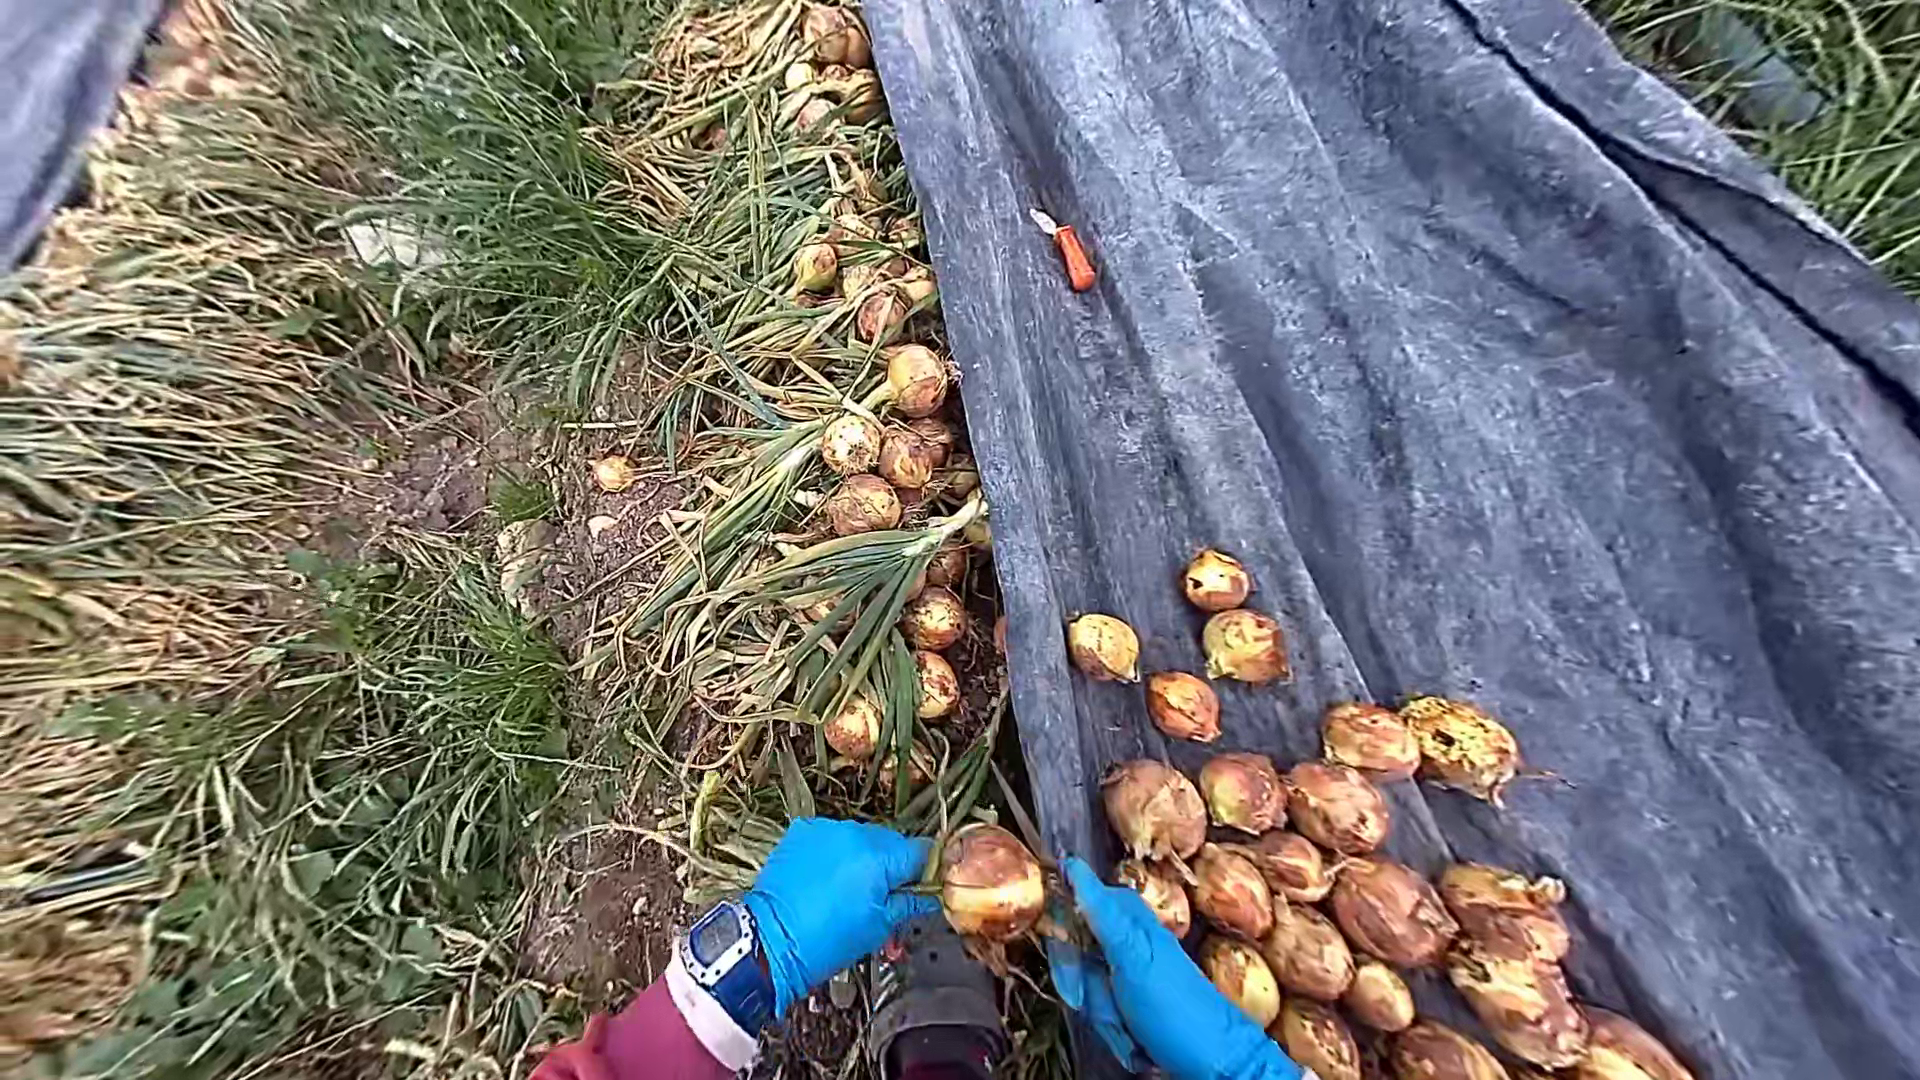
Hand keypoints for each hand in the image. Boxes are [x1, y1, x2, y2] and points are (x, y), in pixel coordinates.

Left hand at [743, 818, 938, 1015]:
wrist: (768, 943)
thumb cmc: (826, 941)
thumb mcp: (878, 928)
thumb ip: (909, 903)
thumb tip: (930, 895)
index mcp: (878, 855)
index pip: (920, 850)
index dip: (924, 870)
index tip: (921, 885)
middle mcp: (855, 832)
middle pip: (890, 842)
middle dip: (891, 866)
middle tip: (883, 897)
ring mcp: (827, 828)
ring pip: (861, 838)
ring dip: (863, 858)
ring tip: (850, 889)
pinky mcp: (804, 830)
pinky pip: (832, 836)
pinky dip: (835, 852)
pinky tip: (826, 878)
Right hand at [1059, 857, 1305, 1079]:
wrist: (1218, 1066)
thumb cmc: (1176, 1007)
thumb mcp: (1132, 952)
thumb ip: (1099, 906)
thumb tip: (1070, 862)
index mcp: (1123, 911)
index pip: (1067, 908)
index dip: (1063, 942)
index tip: (1073, 970)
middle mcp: (1122, 933)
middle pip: (1072, 952)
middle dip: (1085, 988)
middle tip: (1112, 1007)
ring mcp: (1126, 968)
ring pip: (1084, 986)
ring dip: (1102, 1015)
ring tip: (1131, 1029)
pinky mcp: (1130, 999)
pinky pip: (1100, 1012)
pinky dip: (1114, 1032)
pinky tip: (1135, 1041)